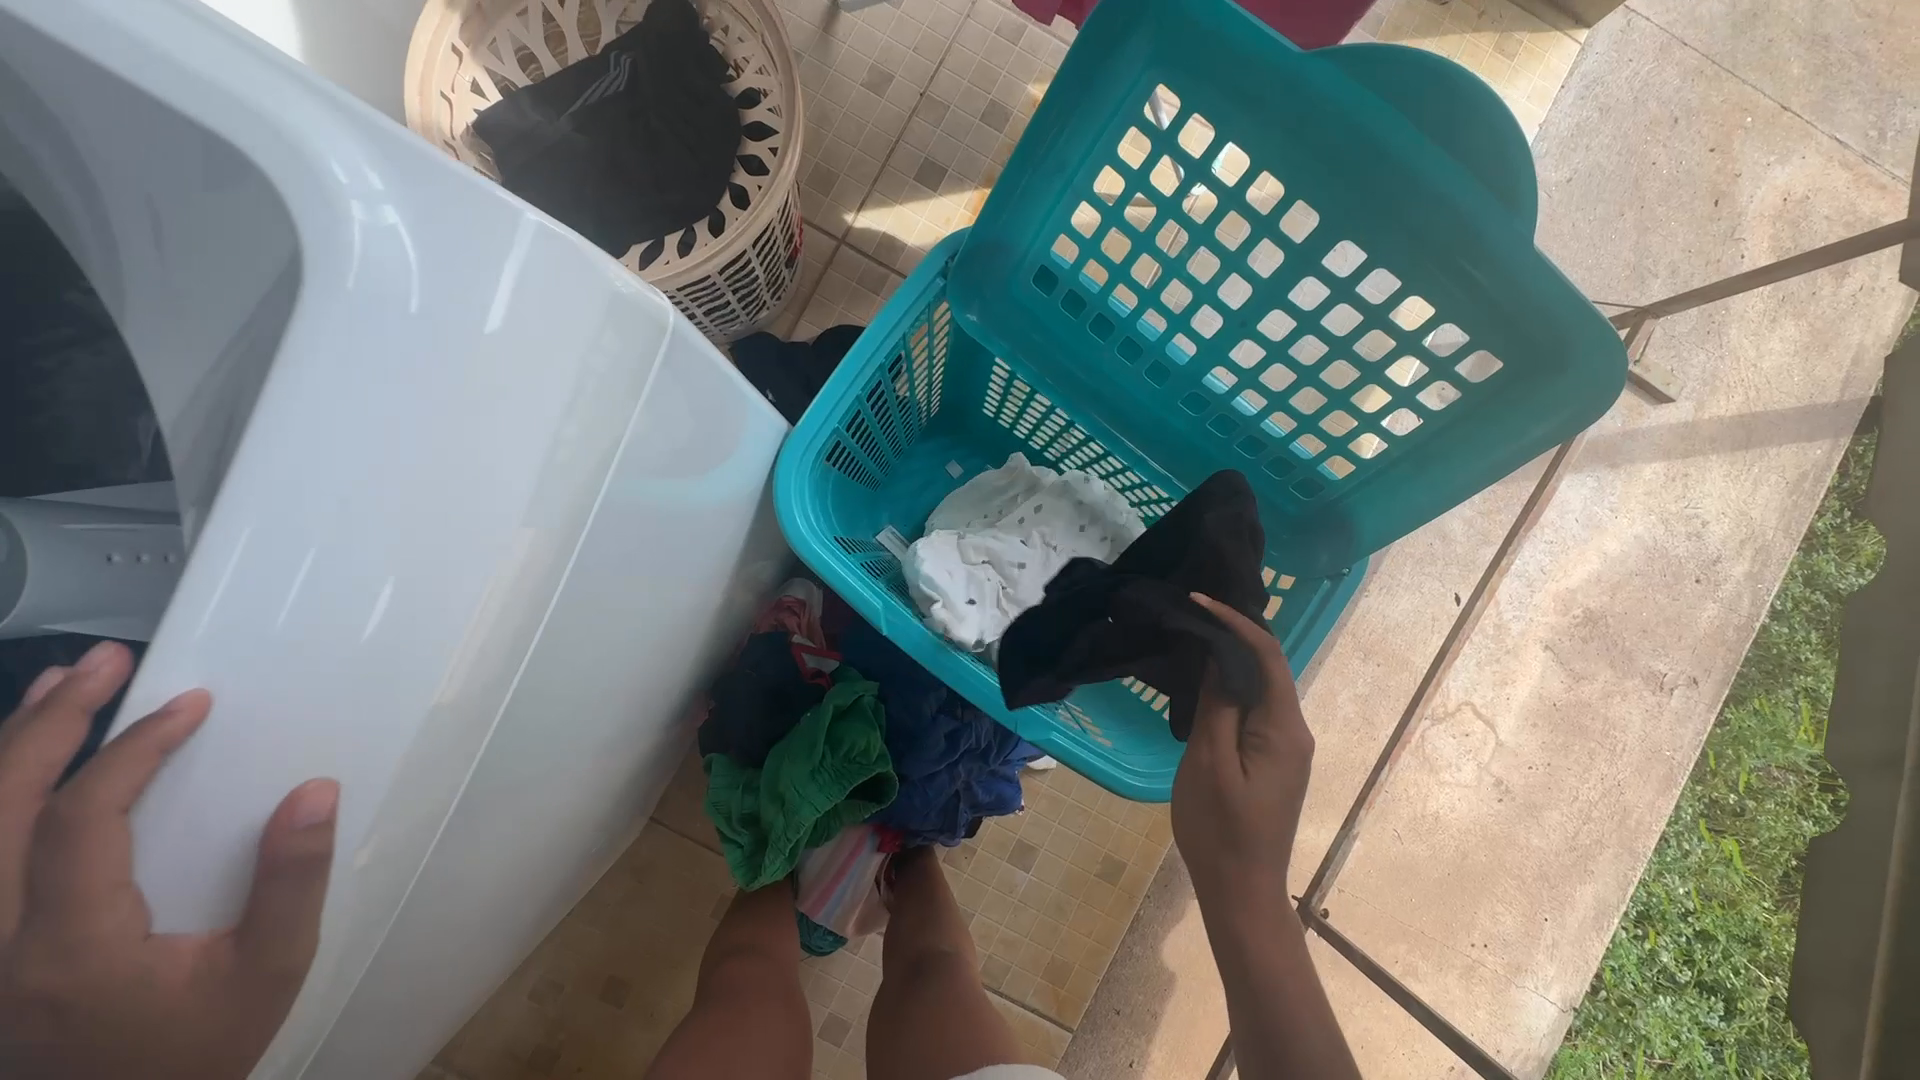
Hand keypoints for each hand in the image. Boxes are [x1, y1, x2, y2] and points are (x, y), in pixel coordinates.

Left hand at [0, 642, 338, 1079]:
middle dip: (50, 725)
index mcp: (70, 946)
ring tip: (61, 686)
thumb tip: (314, 792)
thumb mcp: (269, 971)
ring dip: (10, 748)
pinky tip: (22, 759)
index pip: (81, 820)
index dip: (133, 750)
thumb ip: (290, 883)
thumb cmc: (198, 1047)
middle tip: (106, 664)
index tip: (190, 704)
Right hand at [1171, 593, 1312, 908]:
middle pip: (1269, 666)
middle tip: (1192, 610)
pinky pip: (1256, 707)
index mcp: (1283, 728)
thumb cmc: (1220, 829)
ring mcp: (1287, 747)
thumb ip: (1217, 706)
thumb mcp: (1209, 763)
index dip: (1235, 622)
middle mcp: (1294, 730)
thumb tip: (1217, 656)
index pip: (1266, 656)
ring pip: (1262, 686)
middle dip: (1235, 632)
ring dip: (1232, 657)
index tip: (1198, 600)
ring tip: (1194, 634)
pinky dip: (1233, 684)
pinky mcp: (1274, 759)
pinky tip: (1206, 679)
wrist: (1242, 891)